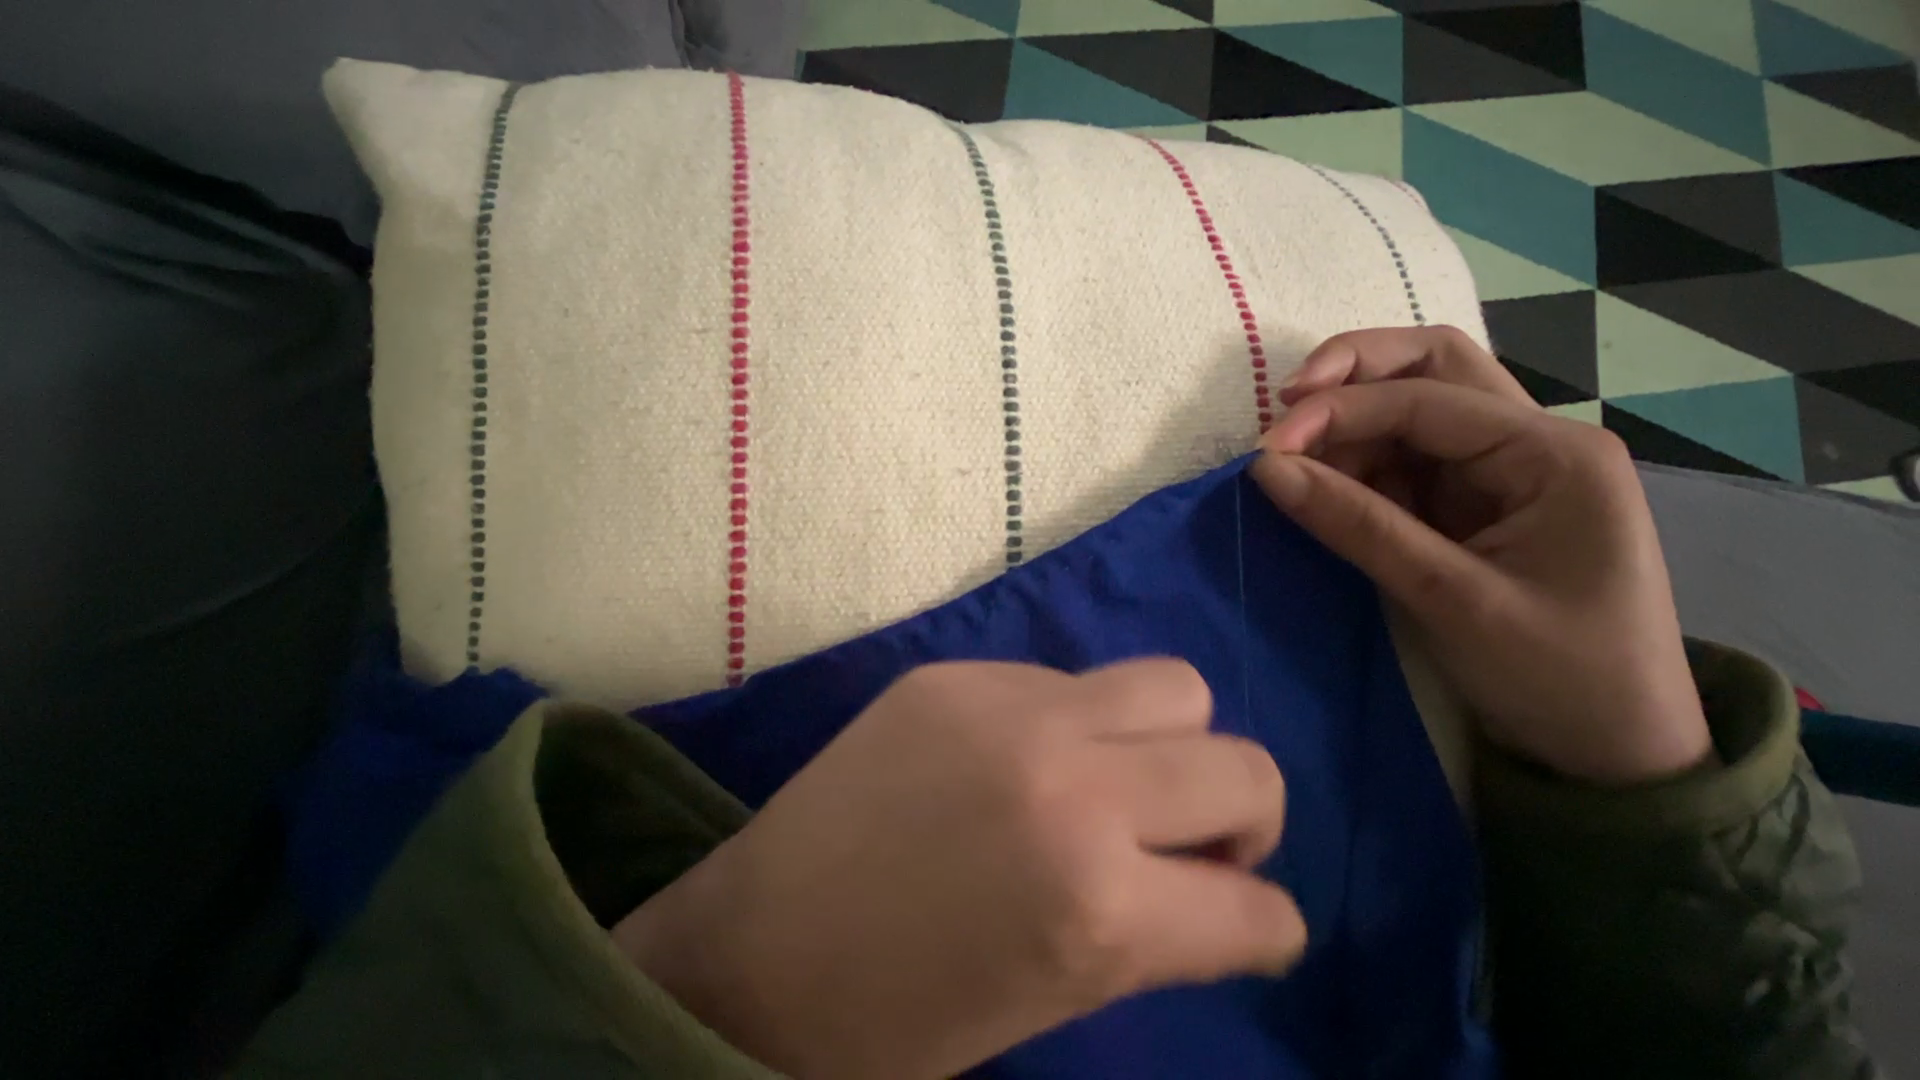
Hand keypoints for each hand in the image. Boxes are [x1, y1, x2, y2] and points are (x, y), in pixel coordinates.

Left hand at [614, 659, 1302, 1079]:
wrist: (755, 955)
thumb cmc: (905, 1016)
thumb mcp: (1057, 997)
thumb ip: (1154, 934)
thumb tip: (1227, 890)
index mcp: (1099, 908)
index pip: (1258, 911)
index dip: (1264, 927)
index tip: (1245, 924)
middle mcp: (1072, 788)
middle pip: (1244, 768)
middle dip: (1243, 821)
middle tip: (1192, 849)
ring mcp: (1009, 713)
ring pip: (1174, 687)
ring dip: (1172, 745)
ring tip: (1120, 782)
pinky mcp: (955, 677)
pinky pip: (1068, 679)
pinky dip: (1078, 724)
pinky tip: (1025, 760)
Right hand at [1252, 327, 1710, 784]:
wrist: (1613, 752)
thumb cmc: (1558, 676)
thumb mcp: (1451, 600)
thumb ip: (1357, 526)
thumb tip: (1264, 468)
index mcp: (1554, 453)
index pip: (1428, 398)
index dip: (1339, 411)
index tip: (1267, 447)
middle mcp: (1534, 442)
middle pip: (1434, 367)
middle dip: (1352, 374)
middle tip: (1282, 404)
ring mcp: (1503, 472)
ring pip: (1415, 408)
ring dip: (1348, 422)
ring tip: (1290, 459)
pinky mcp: (1474, 505)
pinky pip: (1407, 462)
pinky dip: (1357, 464)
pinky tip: (1320, 484)